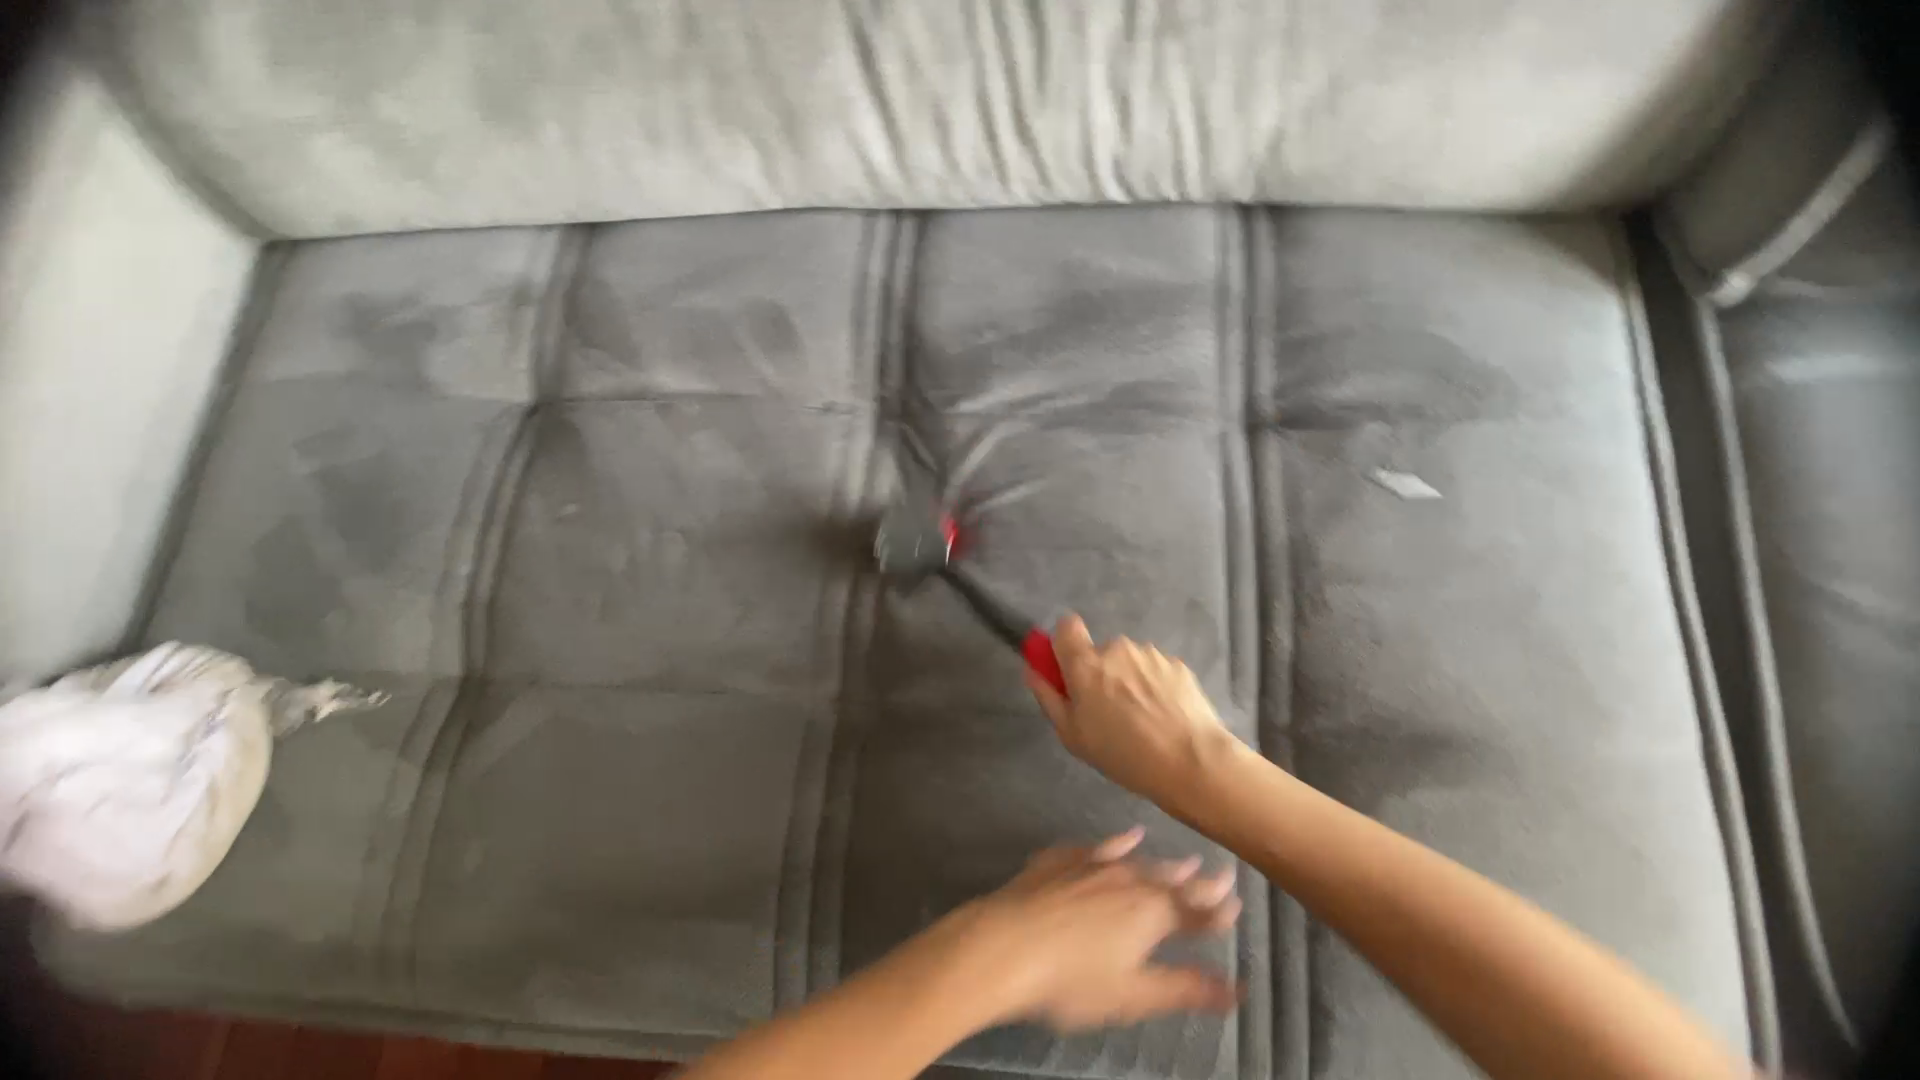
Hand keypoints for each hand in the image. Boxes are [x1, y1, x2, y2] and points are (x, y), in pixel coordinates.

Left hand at [929, 828, 1239, 1031]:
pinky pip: (1095, 847)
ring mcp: (1090, 866)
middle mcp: (1126, 880)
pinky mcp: (1059, 861)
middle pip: (1169, 880)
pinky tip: (1125, 836)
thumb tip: (1236, 988)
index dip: (1217, 910)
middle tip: (1221, 874)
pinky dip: (1115, 842)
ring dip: (1162, 862)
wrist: (1004, 944)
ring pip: (1137, 861)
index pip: (1194, 910)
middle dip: (1197, 882)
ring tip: (1183, 859)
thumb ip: (1186, 988)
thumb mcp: (1134, 995)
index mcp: (1149, 913)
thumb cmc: (1072, 980)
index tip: (1237, 904)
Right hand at [1027, 615, 1240, 806]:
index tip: (1069, 671)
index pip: (1065, 627)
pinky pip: (1155, 671)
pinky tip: (1165, 717)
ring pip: (1129, 662)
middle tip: (1110, 712)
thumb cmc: (1123, 754)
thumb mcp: (1072, 735)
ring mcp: (1150, 654)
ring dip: (1130, 681)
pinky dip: (1155, 687)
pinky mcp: (1177, 665)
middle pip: (1100, 652)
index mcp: (1085, 664)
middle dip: (1101, 674)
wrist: (1191, 761)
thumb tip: (1033, 670)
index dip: (1064, 645)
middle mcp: (1116, 649)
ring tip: (1143, 720)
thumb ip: (1048, 697)